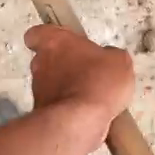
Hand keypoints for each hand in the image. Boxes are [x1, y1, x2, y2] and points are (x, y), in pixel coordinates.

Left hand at [24, 25, 133, 150]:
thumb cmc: (98, 80)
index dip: (48, 38)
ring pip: (51, 83)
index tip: (63, 43)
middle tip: (87, 71)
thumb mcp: (118, 61)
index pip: (36, 34)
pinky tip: (89, 112)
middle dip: (64, 65)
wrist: (79, 121)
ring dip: (67, 87)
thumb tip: (104, 60)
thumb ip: (108, 55)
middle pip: (47, 60)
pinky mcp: (42, 111)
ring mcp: (38, 89)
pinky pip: (57, 104)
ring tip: (93, 95)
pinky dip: (69, 107)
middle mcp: (39, 63)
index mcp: (54, 43)